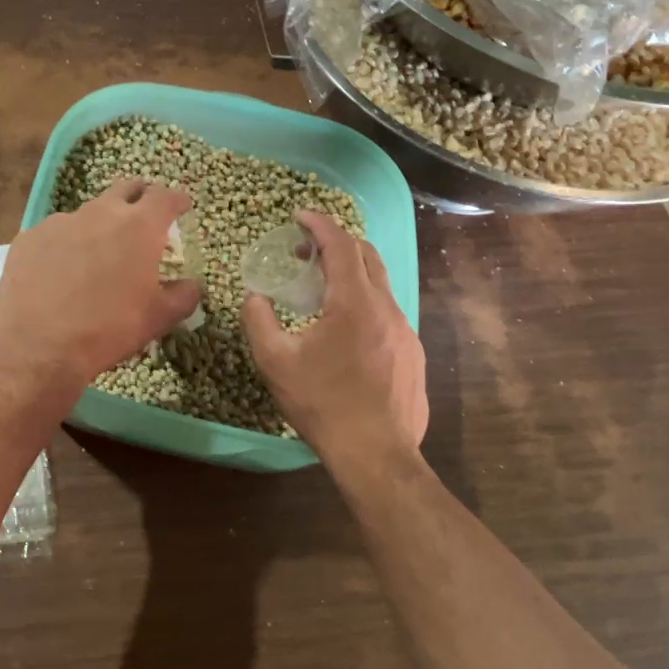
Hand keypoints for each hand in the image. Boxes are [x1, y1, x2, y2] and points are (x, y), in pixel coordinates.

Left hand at [0, 181, 201, 387]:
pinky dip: (64, 247)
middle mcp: (99, 213)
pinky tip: (59, 274)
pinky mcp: (28, 239)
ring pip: (86, 214)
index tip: (181, 207)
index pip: (165, 197)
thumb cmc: (108, 330)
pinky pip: (54, 235)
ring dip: (98, 227)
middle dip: (139, 199)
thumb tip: (191, 284)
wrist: (38, 347)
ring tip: (96, 258)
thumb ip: (183, 295)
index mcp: (138, 226)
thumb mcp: (158, 318)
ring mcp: (58, 223)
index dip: (176, 200)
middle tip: (143, 219)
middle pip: (124, 190)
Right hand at [241, 211, 425, 456]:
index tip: (300, 216)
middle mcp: (386, 307)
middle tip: (305, 253)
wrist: (375, 452)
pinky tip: (345, 332)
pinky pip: (387, 313)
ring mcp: (405, 330)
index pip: (340, 245)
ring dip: (351, 275)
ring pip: (380, 285)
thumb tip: (255, 298)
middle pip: (367, 256)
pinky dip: (364, 303)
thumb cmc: (322, 403)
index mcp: (354, 303)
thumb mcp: (275, 362)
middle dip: (336, 244)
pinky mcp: (413, 353)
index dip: (319, 225)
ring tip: (322, 292)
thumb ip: (259, 321)